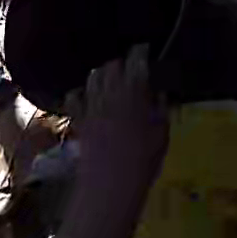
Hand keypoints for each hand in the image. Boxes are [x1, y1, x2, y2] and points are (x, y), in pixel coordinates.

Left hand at [71, 45, 168, 200]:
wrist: (109, 187)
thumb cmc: (143, 162)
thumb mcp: (162, 135)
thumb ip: (161, 109)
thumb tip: (159, 93)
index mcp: (134, 92)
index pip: (136, 61)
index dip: (140, 52)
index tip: (145, 50)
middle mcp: (110, 92)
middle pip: (112, 64)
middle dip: (121, 63)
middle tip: (130, 69)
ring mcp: (92, 105)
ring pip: (93, 76)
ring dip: (103, 73)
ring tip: (111, 79)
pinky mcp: (79, 119)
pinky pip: (74, 97)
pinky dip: (80, 93)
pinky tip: (87, 97)